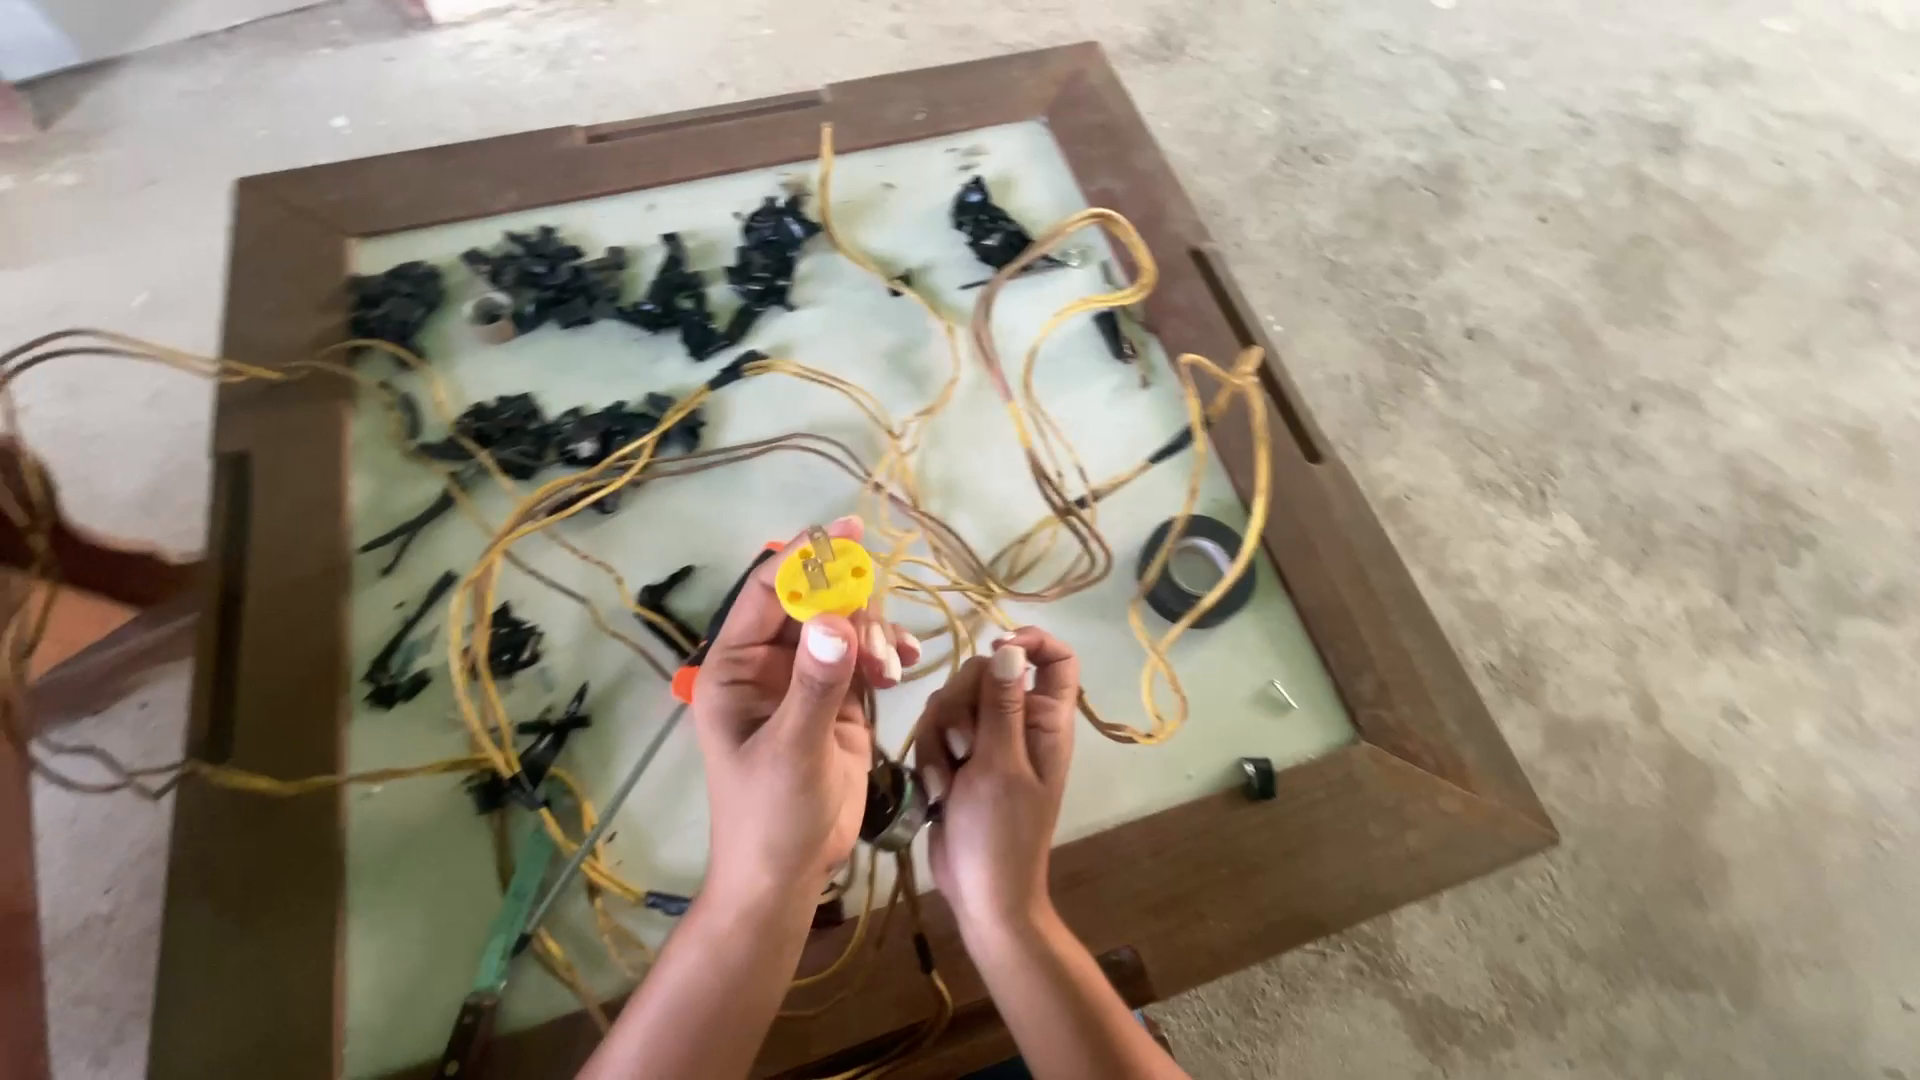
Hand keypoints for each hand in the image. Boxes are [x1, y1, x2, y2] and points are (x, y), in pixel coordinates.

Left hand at [691, 517, 921, 904]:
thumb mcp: (791, 752)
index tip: (849, 531)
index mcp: (734, 668)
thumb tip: (837, 620)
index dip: (806, 558)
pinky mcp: (837, 699)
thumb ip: (815, 686)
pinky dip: (886, 654)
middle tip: (877, 650)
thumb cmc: (770, 818)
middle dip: (852, 610)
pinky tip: (904, 665)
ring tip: (888, 673)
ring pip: (845, 626)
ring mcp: (805, 679)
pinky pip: (864, 656)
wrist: (789, 875)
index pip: (768, 593)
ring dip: (873, 636)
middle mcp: (767, 665)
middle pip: (815, 603)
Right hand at [913, 626, 1078, 936]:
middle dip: (962, 704)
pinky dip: (930, 755)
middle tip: (963, 745)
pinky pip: (936, 728)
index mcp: (1046, 720)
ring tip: (947, 780)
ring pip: (953, 699)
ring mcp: (987, 738)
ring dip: (940, 737)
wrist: (979, 894)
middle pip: (986, 672)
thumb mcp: (1000, 765)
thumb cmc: (1001, 834)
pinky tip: (935, 790)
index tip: (995, 649)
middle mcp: (1019, 721)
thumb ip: (1002, 704)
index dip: (1030, 642)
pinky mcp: (958, 755)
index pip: (1056, 658)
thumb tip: (1010, 647)